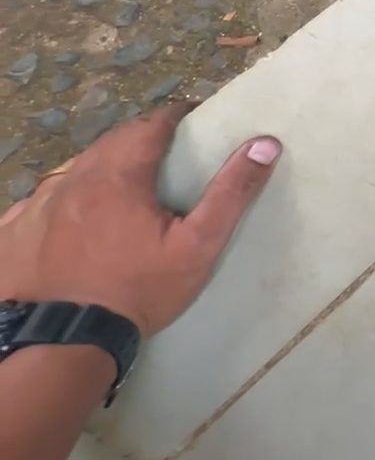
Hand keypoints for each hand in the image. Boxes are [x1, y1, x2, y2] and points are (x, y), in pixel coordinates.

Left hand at [0, 102, 279, 336]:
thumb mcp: (201, 243)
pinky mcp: (7, 239)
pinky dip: (64, 194)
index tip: (194, 115)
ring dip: (102, 164)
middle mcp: (67, 187)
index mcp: (115, 180)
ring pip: (71, 170)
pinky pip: (38, 201)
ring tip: (126, 178)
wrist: (57, 345)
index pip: (145, 127)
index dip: (172, 116)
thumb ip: (232, 191)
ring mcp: (30, 213)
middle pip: (107, 144)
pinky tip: (75, 212)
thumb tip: (264, 143)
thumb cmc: (139, 289)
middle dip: (140, 136)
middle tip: (169, 144)